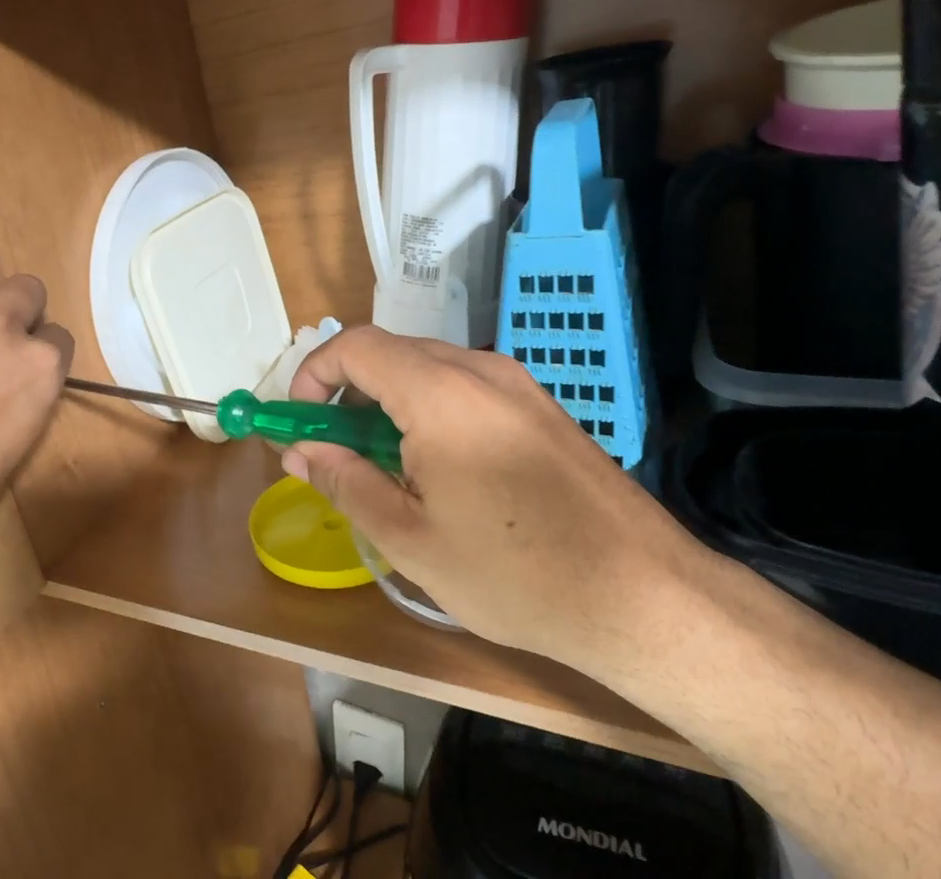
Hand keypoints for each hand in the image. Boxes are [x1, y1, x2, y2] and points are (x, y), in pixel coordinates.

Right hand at [283, 326, 714, 670]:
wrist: (642, 595)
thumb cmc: (514, 573)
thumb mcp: (410, 539)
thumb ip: (345, 483)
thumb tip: (299, 452)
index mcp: (441, 394)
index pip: (356, 346)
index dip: (314, 374)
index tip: (302, 422)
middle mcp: (481, 371)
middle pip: (392, 353)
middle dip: (349, 393)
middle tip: (336, 453)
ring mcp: (520, 387)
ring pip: (432, 370)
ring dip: (391, 404)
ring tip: (387, 470)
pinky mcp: (544, 410)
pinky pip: (469, 389)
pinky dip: (432, 412)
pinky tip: (442, 472)